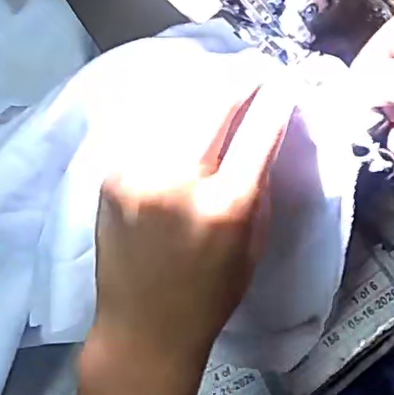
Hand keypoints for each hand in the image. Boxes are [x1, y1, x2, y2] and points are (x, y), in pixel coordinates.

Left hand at [87, 82, 292, 394]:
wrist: (141, 327)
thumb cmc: (209, 294)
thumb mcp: (253, 243)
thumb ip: (257, 183)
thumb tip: (263, 131)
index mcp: (225, 207)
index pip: (258, 131)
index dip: (275, 98)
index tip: (282, 80)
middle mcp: (178, 182)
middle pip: (214, 102)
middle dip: (240, 77)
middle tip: (253, 67)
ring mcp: (137, 174)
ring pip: (175, 104)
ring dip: (203, 86)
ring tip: (220, 77)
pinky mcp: (110, 175)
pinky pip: (147, 126)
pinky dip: (170, 109)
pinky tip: (182, 102)